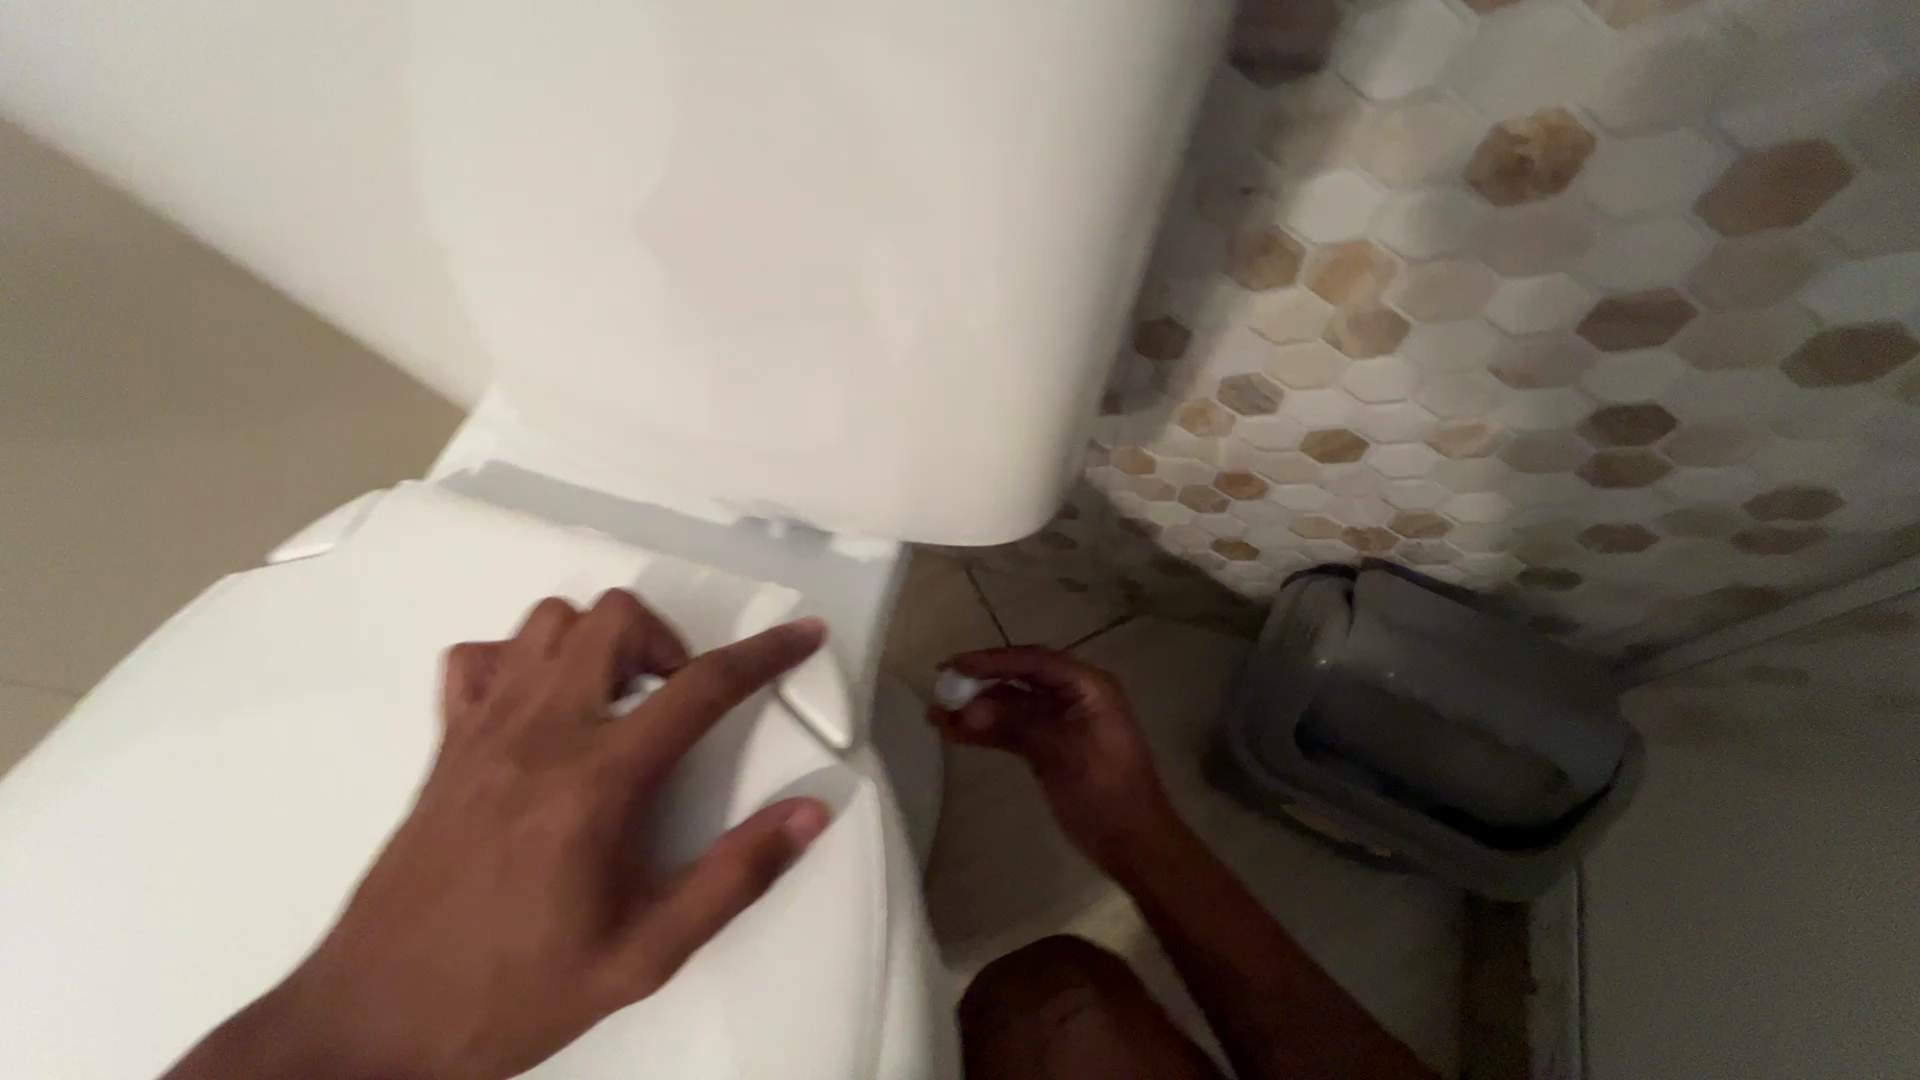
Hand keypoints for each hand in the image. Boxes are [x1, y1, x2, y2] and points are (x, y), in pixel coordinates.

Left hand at [166, 591, 830, 1079]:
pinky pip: (484, 658)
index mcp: (597, 782)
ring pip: (551, 621)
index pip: (700, 687)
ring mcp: (482, 731)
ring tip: (620, 702)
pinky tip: (544, 711)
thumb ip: (736, 877)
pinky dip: (525, 661)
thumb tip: (810, 813)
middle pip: (615, 618)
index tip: (804, 632)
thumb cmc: (517, 993)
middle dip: (669, 640)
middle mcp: (539, 734)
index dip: (766, 653)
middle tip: (678, 702)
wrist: (367, 1031)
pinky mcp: (444, 744)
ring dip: (603, 643)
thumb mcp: (647, 955)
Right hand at [928, 647, 1178, 873]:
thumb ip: (1016, 725)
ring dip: (977, 710)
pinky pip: (1013, 731)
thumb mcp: (1062, 754)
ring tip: (937, 716)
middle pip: (1020, 680)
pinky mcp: (1050, 748)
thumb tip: (968, 709)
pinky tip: (956, 735)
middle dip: (980, 684)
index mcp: (1088, 687)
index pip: (1034, 661)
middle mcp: (1074, 697)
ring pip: (1012, 707)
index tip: (956, 666)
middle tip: (941, 687)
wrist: (1133, 844)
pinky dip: (987, 732)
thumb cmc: (1107, 792)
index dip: (993, 660)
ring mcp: (1061, 723)